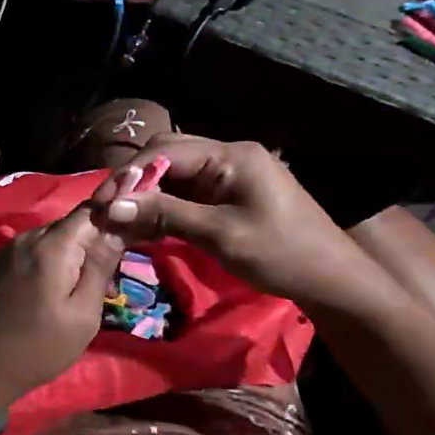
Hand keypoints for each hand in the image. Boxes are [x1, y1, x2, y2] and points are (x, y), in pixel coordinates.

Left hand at [0, 205, 124, 428]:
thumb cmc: (40, 348)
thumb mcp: (82, 314)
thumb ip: (100, 265)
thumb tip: (118, 224)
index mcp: (51, 247)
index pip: (91, 209)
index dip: (117, 193)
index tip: (141, 172)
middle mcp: (28, 237)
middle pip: (74, 221)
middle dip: (102, 224)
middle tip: (133, 231)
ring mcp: (11, 248)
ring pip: (56, 234)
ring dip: (80, 242)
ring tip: (105, 259)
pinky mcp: (1, 261)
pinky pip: (39, 246)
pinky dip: (60, 252)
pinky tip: (70, 273)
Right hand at [89, 134, 384, 309]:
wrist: (333, 282)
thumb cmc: (282, 255)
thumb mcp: (221, 236)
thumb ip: (166, 215)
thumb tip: (112, 207)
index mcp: (232, 155)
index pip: (165, 152)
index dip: (129, 175)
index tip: (101, 203)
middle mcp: (228, 154)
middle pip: (167, 154)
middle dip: (134, 179)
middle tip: (107, 209)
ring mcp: (229, 172)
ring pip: (174, 171)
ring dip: (147, 192)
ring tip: (120, 218)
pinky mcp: (229, 192)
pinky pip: (186, 189)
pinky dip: (164, 203)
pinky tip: (146, 223)